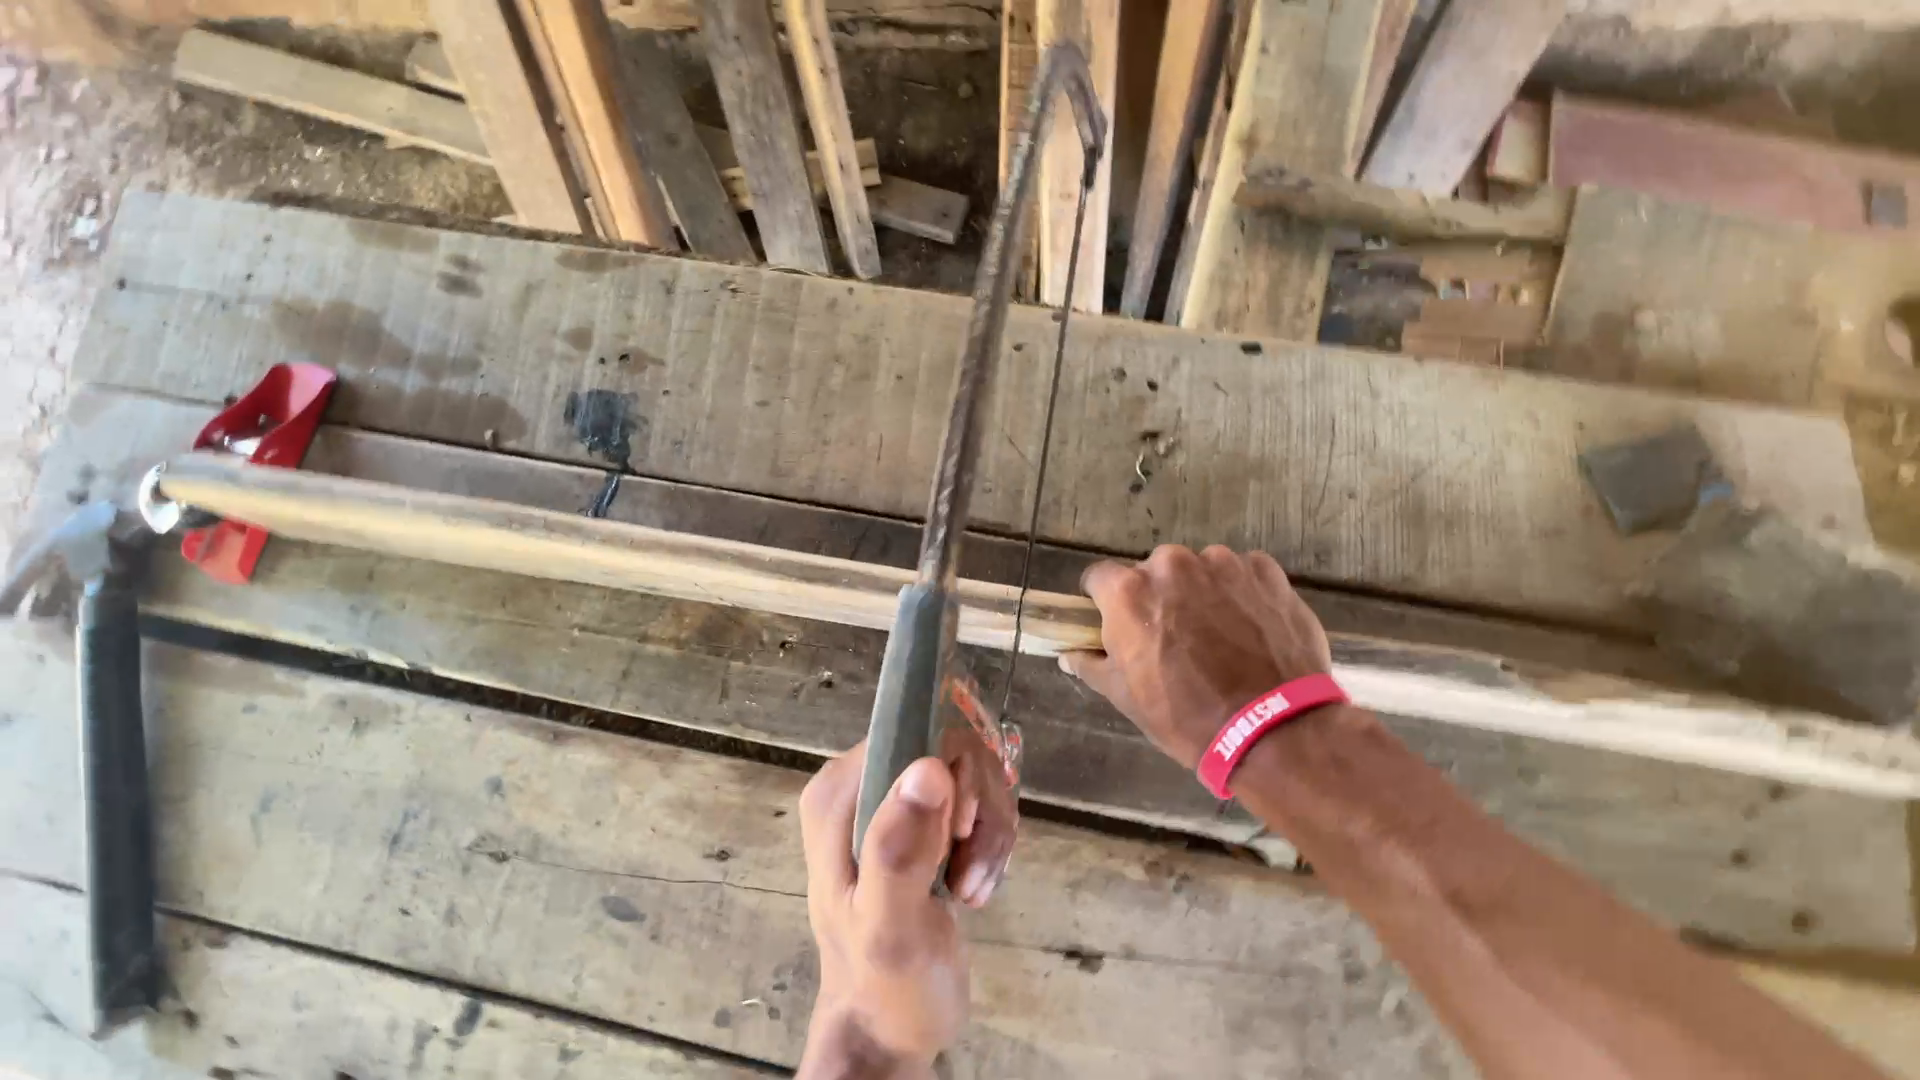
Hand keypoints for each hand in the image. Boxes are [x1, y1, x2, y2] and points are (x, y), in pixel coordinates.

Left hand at [797, 735, 1015, 1072]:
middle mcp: (864, 782)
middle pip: (955, 750)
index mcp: (838, 792)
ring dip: (988, 835)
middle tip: (967, 872)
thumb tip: (928, 768)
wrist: (891, 1027)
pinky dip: (990, 846)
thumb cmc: (885, 986)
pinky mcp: (924, 820)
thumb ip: (898, 850)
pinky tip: (974, 888)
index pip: (917, 733)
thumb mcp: (888, 927)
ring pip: (976, 776)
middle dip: (977, 813)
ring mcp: (895, 799)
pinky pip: (981, 803)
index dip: (954, 776)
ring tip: (970, 889)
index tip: (960, 832)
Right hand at [1061, 545, 1332, 768]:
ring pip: (1199, 570)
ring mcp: (1223, 564)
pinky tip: (1250, 628)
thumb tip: (1069, 654)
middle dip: (1158, 597)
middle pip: (1153, 572)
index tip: (1117, 622)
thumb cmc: (1187, 716)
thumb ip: (1092, 664)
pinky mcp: (1266, 572)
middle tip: (1174, 638)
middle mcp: (1172, 564)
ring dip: (1201, 593)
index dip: (1105, 601)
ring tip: (1219, 636)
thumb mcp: (1126, 697)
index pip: (1100, 578)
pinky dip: (1240, 593)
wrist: (1274, 730)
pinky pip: (1242, 574)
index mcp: (1129, 591)